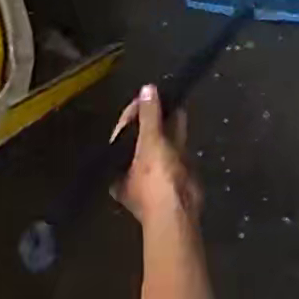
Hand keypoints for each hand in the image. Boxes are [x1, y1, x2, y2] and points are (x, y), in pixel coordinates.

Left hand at [111, 84, 200, 226]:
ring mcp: (154, 169)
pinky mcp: (173, 169)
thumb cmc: (156, 179)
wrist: (179, 209)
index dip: (133, 111)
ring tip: (170, 97)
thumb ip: (149, 115)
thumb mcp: (150, 142)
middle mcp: (132, 167)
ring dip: (164, 119)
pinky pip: (172, 143)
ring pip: (158, 138)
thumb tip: (147, 89)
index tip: (145, 93)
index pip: (122, 132)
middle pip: (140, 135)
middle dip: (149, 115)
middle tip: (158, 93)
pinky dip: (176, 128)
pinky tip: (181, 111)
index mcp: (117, 166)